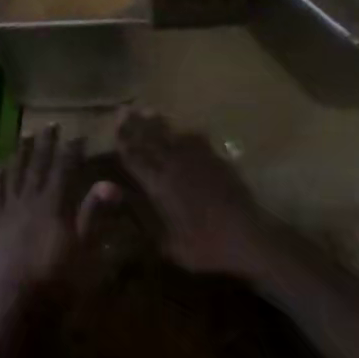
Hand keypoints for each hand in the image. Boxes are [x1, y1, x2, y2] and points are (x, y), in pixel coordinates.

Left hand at [0, 124, 116, 310]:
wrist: (14, 302)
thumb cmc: (56, 279)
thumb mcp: (84, 249)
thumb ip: (93, 214)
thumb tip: (110, 183)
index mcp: (54, 203)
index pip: (64, 168)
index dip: (72, 150)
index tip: (79, 133)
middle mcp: (30, 199)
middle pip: (38, 165)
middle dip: (45, 144)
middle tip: (50, 124)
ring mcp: (9, 210)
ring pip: (15, 173)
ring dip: (21, 153)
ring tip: (25, 136)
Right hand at [116, 110, 275, 276]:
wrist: (247, 237)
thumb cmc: (205, 247)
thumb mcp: (166, 243)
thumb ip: (140, 220)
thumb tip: (111, 198)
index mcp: (159, 186)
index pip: (135, 158)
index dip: (123, 142)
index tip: (113, 127)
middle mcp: (176, 167)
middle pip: (151, 140)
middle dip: (135, 125)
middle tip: (124, 110)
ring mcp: (198, 160)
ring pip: (173, 135)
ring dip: (158, 123)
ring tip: (147, 111)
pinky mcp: (217, 161)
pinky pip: (198, 140)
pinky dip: (186, 133)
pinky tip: (184, 131)